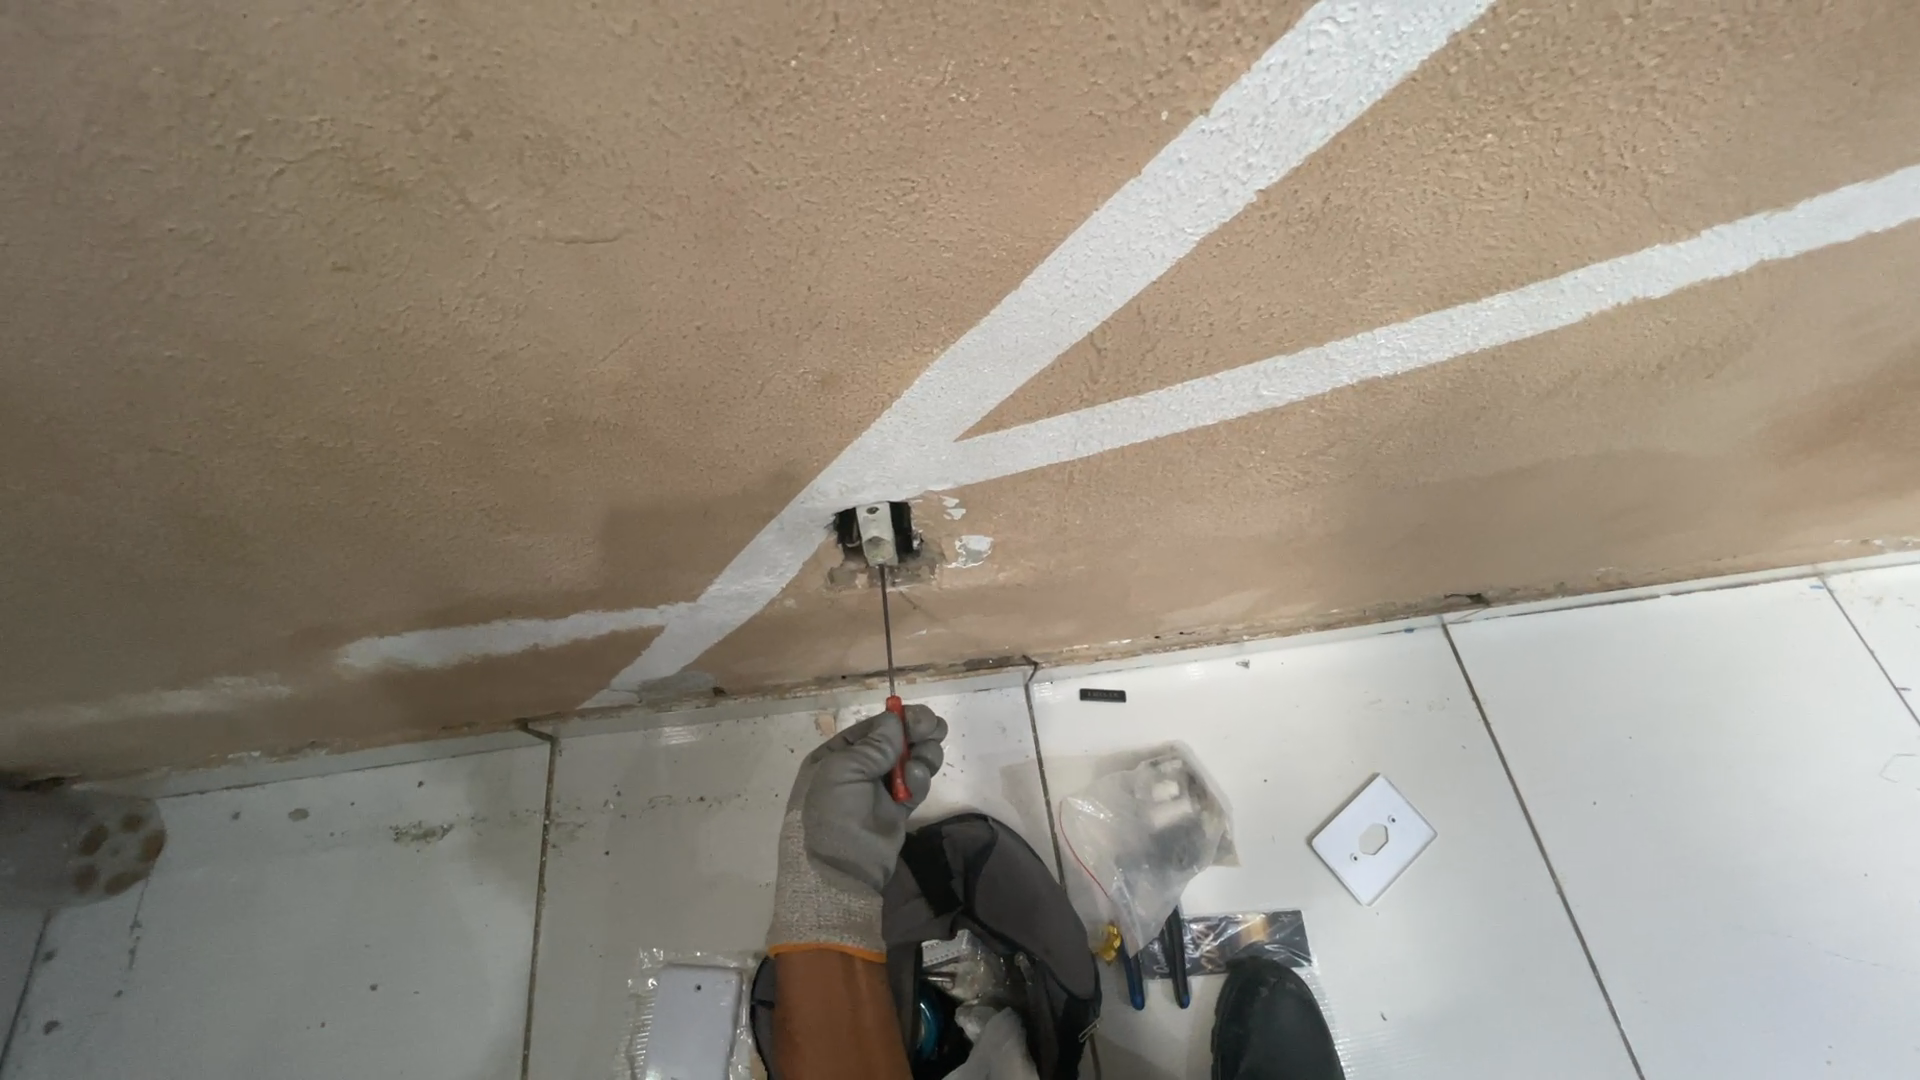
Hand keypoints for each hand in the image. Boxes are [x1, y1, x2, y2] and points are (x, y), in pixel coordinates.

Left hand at [768, 705, 947, 957]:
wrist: (841, 871)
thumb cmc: (833, 812)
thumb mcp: (845, 770)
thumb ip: (875, 745)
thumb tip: (895, 720)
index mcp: (836, 757)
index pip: (871, 729)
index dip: (896, 720)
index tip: (921, 716)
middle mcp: (857, 770)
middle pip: (894, 742)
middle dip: (915, 733)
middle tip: (935, 728)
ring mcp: (878, 790)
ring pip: (909, 760)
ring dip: (921, 754)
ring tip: (925, 757)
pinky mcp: (898, 809)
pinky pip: (915, 784)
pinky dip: (920, 779)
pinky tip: (917, 779)